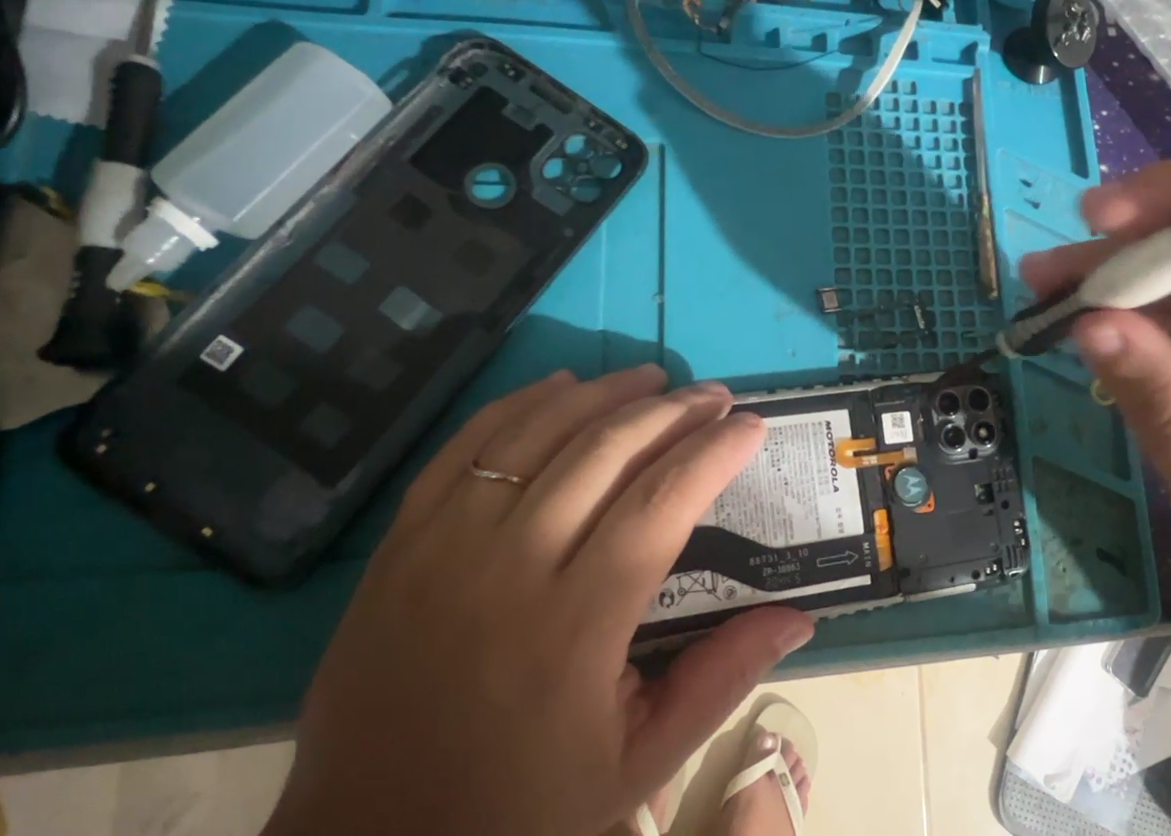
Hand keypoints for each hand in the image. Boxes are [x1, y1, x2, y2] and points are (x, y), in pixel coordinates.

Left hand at [263, 367, 814, 835]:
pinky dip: (519, 405)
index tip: (750, 426)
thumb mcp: (638, 761)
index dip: (711, 455)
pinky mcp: (401, 541)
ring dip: (602, 395)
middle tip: (712, 396)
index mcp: (575, 627)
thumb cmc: (520, 803)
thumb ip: (720, 679)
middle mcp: (509, 568)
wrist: (372, 832)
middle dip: (670, 412)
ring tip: (651, 379)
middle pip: (603, 454)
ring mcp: (445, 546)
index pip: (660, 506)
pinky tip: (562, 387)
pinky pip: (467, 447)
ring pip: (536, 435)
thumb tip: (798, 616)